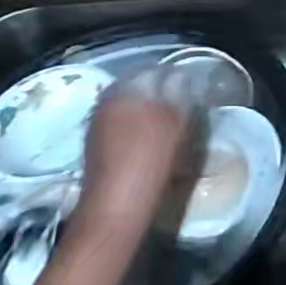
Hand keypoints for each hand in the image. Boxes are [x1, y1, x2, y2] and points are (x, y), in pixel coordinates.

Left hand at [71, 71, 195, 243]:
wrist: (114, 213)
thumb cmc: (146, 164)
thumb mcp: (172, 126)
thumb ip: (178, 96)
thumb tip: (180, 77)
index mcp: (121, 92)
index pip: (149, 71)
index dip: (171, 76)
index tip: (189, 87)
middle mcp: (104, 104)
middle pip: (137, 91)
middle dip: (159, 96)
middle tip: (182, 108)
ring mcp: (96, 128)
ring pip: (129, 111)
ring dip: (148, 115)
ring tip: (170, 129)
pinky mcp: (96, 151)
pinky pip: (121, 130)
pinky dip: (137, 133)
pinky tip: (152, 148)